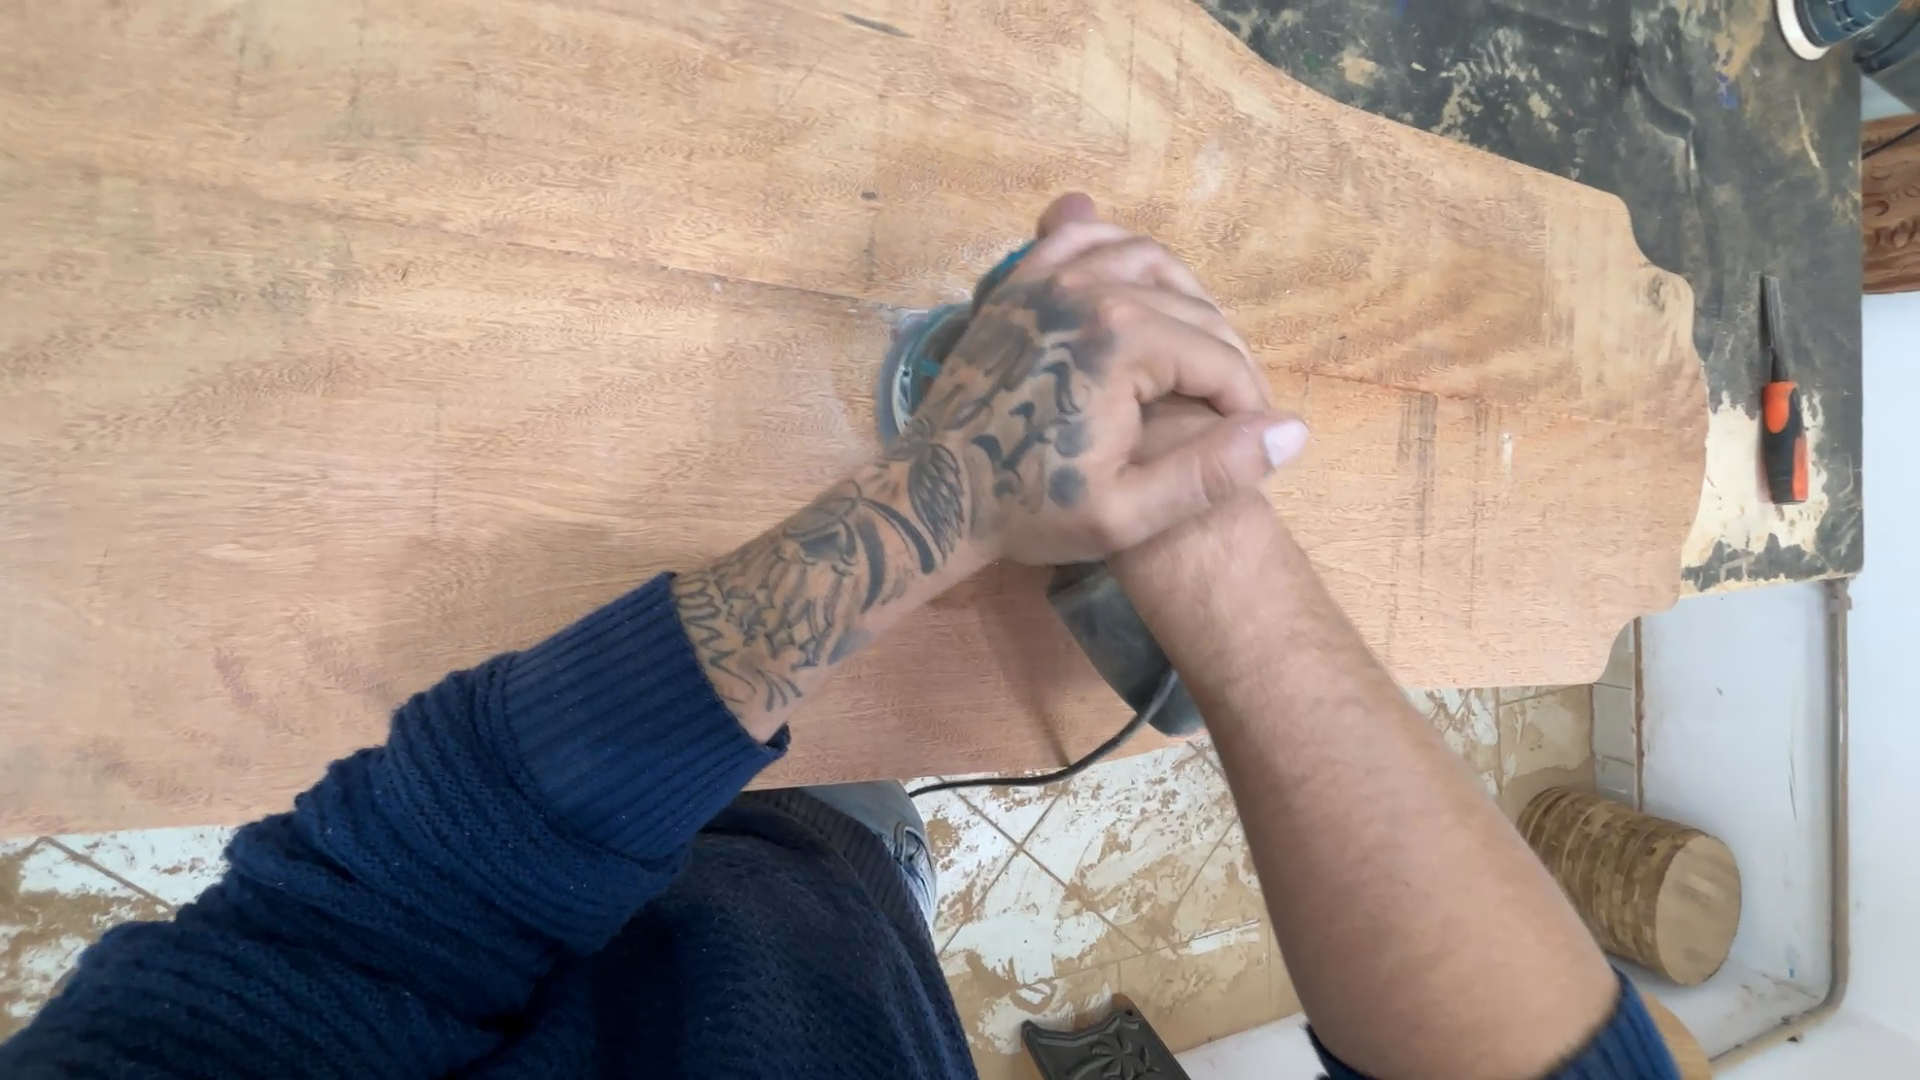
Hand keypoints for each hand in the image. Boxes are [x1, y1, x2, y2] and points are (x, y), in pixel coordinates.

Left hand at [893, 193, 1308, 566]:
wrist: (937, 493)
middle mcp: (1089, 291)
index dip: (1246, 401)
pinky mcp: (1019, 285)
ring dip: (1186, 301)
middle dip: (1223, 357)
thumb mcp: (1126, 514)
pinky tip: (1137, 283)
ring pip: (1150, 261)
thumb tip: (1295, 430)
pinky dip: (1123, 251)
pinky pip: (1086, 241)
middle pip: (1193, 308)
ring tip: (1195, 354)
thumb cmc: (1028, 511)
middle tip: (1228, 406)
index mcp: (1121, 342)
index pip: (1220, 357)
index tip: (1249, 437)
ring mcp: (1047, 280)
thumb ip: (1214, 473)